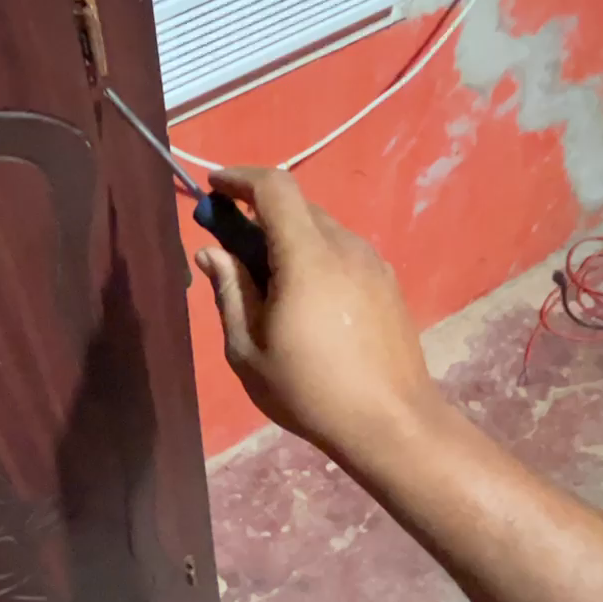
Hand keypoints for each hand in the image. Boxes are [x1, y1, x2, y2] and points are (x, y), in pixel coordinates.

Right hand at [195, 168, 445, 460]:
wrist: (391, 423)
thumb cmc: (309, 391)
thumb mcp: (248, 350)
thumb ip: (229, 292)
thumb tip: (211, 253)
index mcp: (307, 258)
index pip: (274, 188)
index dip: (240, 178)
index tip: (213, 188)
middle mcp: (345, 247)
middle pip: (298, 206)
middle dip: (258, 211)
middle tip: (230, 244)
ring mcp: (372, 263)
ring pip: (322, 227)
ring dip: (287, 235)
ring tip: (267, 280)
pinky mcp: (387, 282)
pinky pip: (342, 251)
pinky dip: (314, 254)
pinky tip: (305, 297)